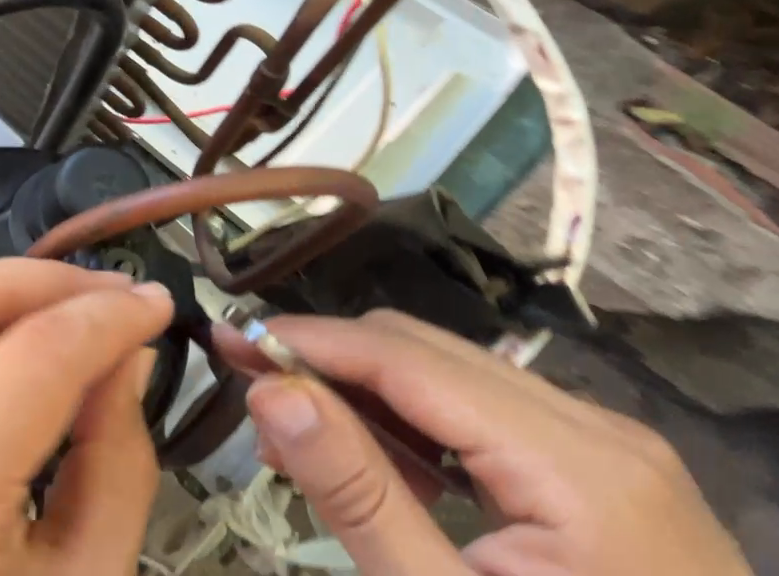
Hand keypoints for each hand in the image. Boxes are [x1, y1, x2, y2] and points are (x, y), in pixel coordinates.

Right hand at [216, 310, 749, 574]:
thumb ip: (359, 496)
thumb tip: (269, 390)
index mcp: (576, 465)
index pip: (404, 358)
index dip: (304, 340)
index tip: (225, 340)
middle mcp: (598, 429)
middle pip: (424, 349)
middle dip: (326, 361)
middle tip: (251, 397)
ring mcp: (610, 447)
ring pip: (447, 371)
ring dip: (361, 390)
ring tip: (299, 442)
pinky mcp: (605, 470)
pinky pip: (482, 411)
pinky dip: (411, 421)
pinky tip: (377, 466)